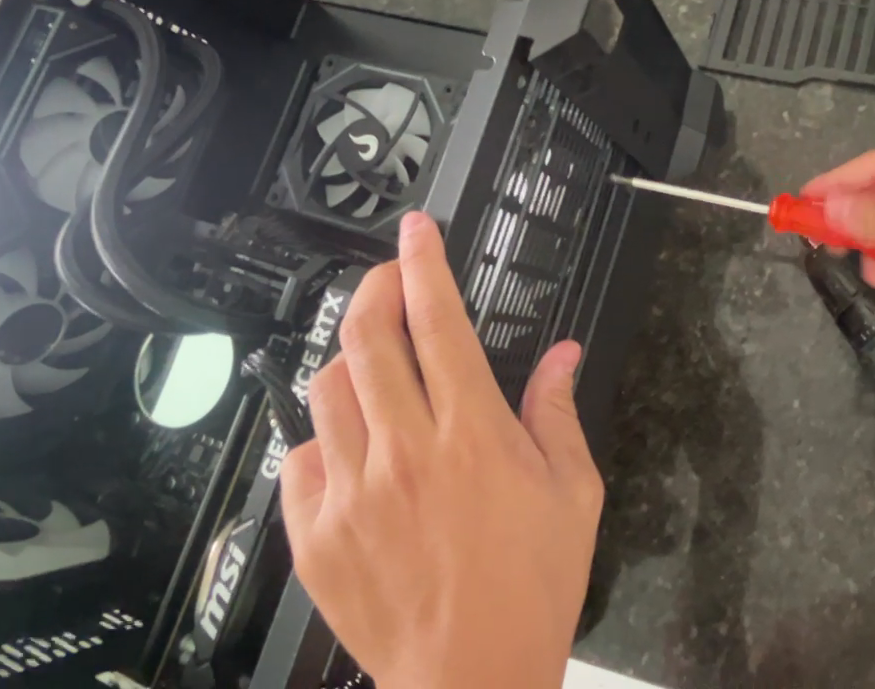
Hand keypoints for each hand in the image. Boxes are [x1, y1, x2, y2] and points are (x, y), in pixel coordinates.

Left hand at [280, 213, 603, 688]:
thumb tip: (563, 352)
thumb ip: (560, 411)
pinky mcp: (314, 535)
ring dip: (351, 358)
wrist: (472, 680)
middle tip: (387, 278)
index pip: (439, 323)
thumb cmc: (534, 583)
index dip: (424, 264)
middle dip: (373, 288)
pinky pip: (301, 456)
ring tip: (376, 365)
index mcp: (473, 435)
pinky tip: (352, 445)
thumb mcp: (573, 492)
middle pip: (367, 337)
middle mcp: (405, 451)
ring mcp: (351, 493)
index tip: (417, 231)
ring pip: (327, 387)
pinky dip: (324, 434)